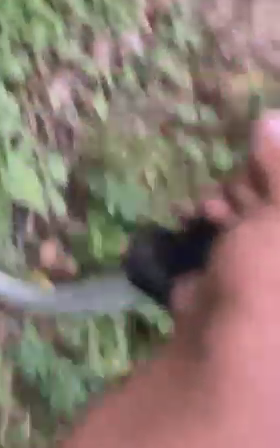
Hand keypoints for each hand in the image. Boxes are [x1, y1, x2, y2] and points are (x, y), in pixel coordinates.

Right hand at [173, 112, 279, 388]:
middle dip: (253, 184)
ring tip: (208, 211)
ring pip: (257, 209)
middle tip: (234, 194)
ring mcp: (278, 264)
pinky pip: (232, 230)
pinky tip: (193, 219)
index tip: (260, 161)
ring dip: (225, 200)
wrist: (235, 345)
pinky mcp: (251, 271)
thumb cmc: (279, 282)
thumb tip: (273, 118)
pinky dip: (210, 221)